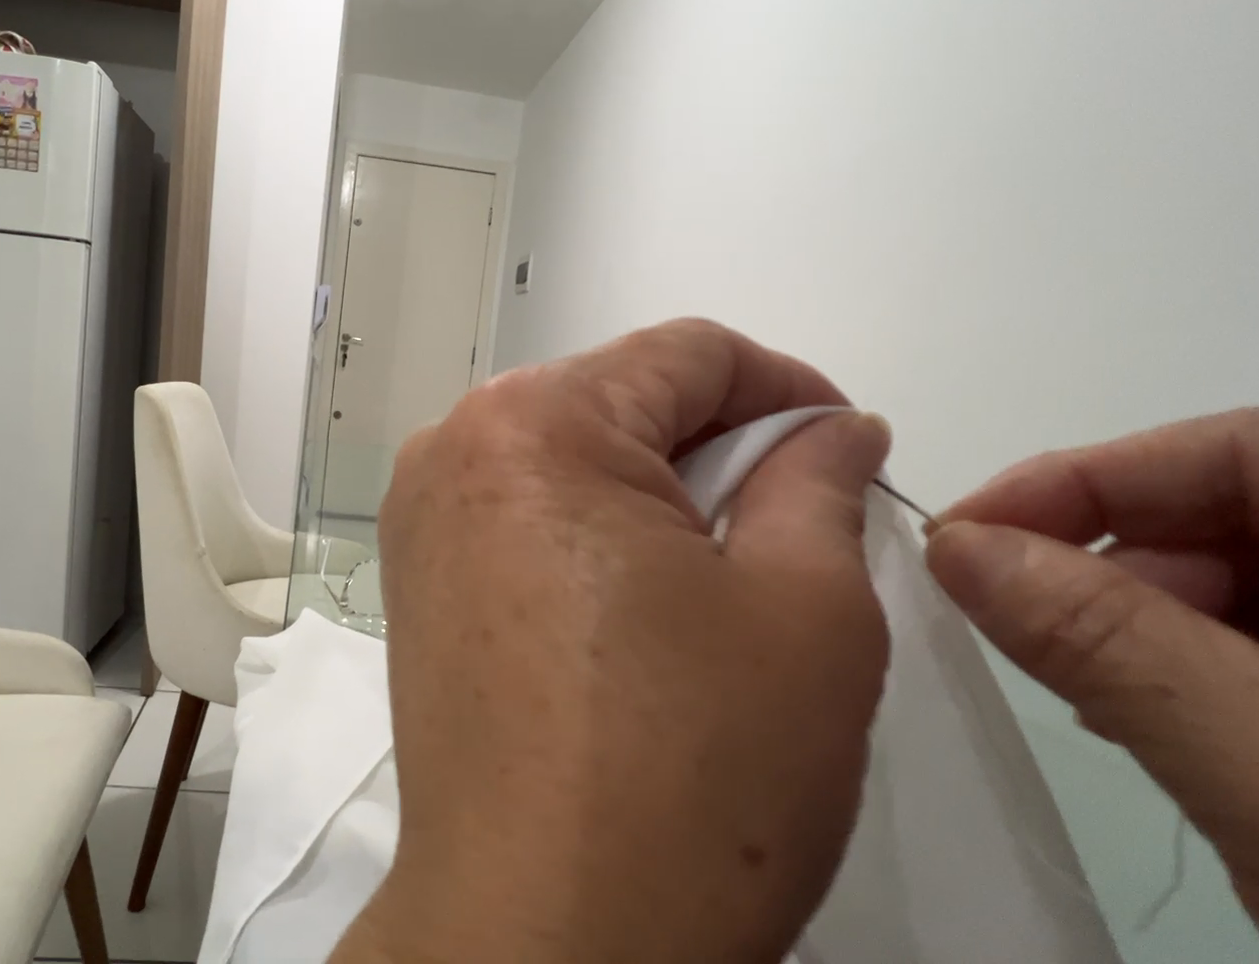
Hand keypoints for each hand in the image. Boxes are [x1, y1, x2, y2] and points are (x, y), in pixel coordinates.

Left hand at [330, 319, 893, 963]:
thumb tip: (831, 427)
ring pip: (567, 458)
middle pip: (616, 399)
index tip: (842, 445)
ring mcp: (422, 518)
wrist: (542, 932)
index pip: (686, 353)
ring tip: (722, 568)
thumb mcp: (804, 608)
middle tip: (792, 516)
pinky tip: (641, 603)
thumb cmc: (689, 773)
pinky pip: (522, 516)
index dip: (785, 388)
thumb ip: (818, 482)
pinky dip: (592, 533)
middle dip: (715, 443)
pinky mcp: (417, 583)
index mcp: (534, 422)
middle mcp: (453, 448)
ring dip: (654, 491)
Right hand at [926, 408, 1258, 963]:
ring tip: (1086, 686)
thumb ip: (1127, 656)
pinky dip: (1184, 667)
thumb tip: (957, 547)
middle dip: (1118, 560)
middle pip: (1257, 510)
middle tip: (1025, 626)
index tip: (966, 532)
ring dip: (1141, 617)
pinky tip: (1147, 714)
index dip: (1093, 476)